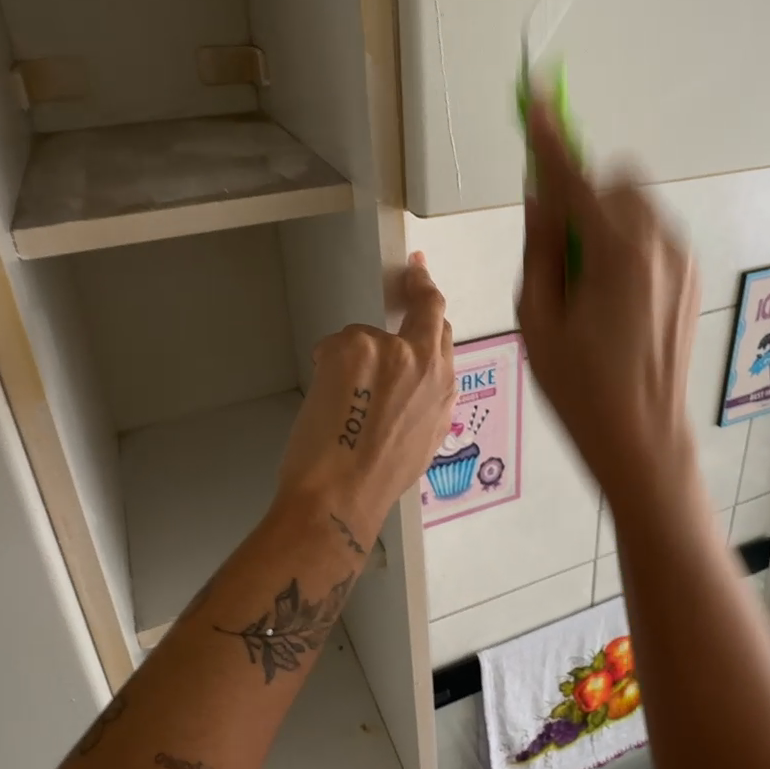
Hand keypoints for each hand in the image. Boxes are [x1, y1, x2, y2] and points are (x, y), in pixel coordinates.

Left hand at [275, 258, 456, 528]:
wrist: (340, 495)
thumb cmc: (377, 479)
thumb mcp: (425, 440)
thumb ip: (430, 401)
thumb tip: (422, 385)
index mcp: (443, 387)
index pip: (442, 327)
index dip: (430, 295)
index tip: (420, 273)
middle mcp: (424, 361)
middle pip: (418, 311)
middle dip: (410, 295)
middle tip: (406, 277)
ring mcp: (389, 350)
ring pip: (366, 337)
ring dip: (352, 360)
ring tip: (340, 405)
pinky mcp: (353, 347)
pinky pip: (336, 344)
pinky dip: (327, 366)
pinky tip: (325, 402)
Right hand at [517, 98, 700, 497]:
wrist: (644, 439)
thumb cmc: (580, 389)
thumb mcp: (538, 318)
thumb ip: (540, 247)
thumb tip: (540, 197)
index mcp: (616, 252)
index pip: (575, 178)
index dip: (550, 140)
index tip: (535, 102)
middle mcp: (659, 243)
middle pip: (614, 181)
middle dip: (582, 193)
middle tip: (557, 244)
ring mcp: (681, 259)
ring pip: (636, 204)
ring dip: (605, 217)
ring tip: (585, 280)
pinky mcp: (689, 276)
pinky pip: (652, 232)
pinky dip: (625, 239)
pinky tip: (611, 293)